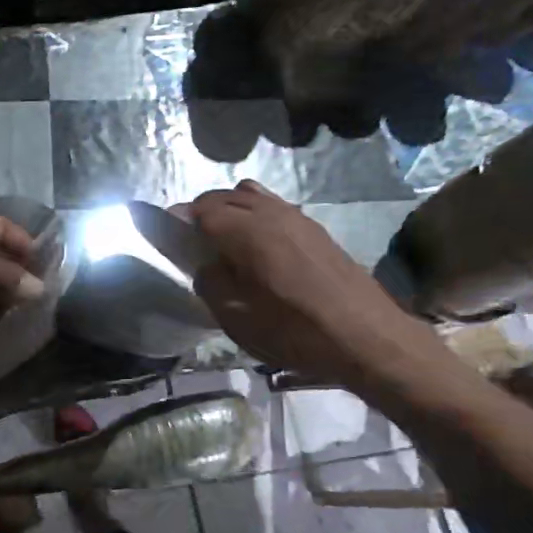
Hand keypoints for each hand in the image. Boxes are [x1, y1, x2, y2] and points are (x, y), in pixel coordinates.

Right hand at [187, 181, 447, 385]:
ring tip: (223, 240)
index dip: (178, 219)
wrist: (366, 337)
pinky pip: (274, 209)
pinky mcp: (316, 231)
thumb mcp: (235, 317)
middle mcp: (270, 213)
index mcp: (245, 230)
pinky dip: (255, 216)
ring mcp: (297, 218)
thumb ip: (210, 283)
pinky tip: (257, 249)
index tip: (166, 234)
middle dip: (202, 210)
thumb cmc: (294, 329)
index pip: (200, 209)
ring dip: (231, 209)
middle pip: (225, 195)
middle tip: (191, 240)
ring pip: (252, 196)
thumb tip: (207, 265)